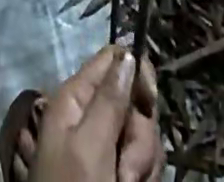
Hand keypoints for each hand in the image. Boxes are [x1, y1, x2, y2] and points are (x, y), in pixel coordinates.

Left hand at [30, 46, 163, 181]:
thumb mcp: (89, 145)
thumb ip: (110, 99)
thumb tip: (128, 54)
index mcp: (75, 99)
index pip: (113, 59)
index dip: (136, 72)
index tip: (148, 100)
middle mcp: (90, 115)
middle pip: (135, 99)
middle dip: (140, 134)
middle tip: (127, 169)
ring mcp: (105, 143)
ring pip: (144, 132)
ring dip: (142, 161)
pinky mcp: (117, 168)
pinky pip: (145, 158)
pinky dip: (144, 175)